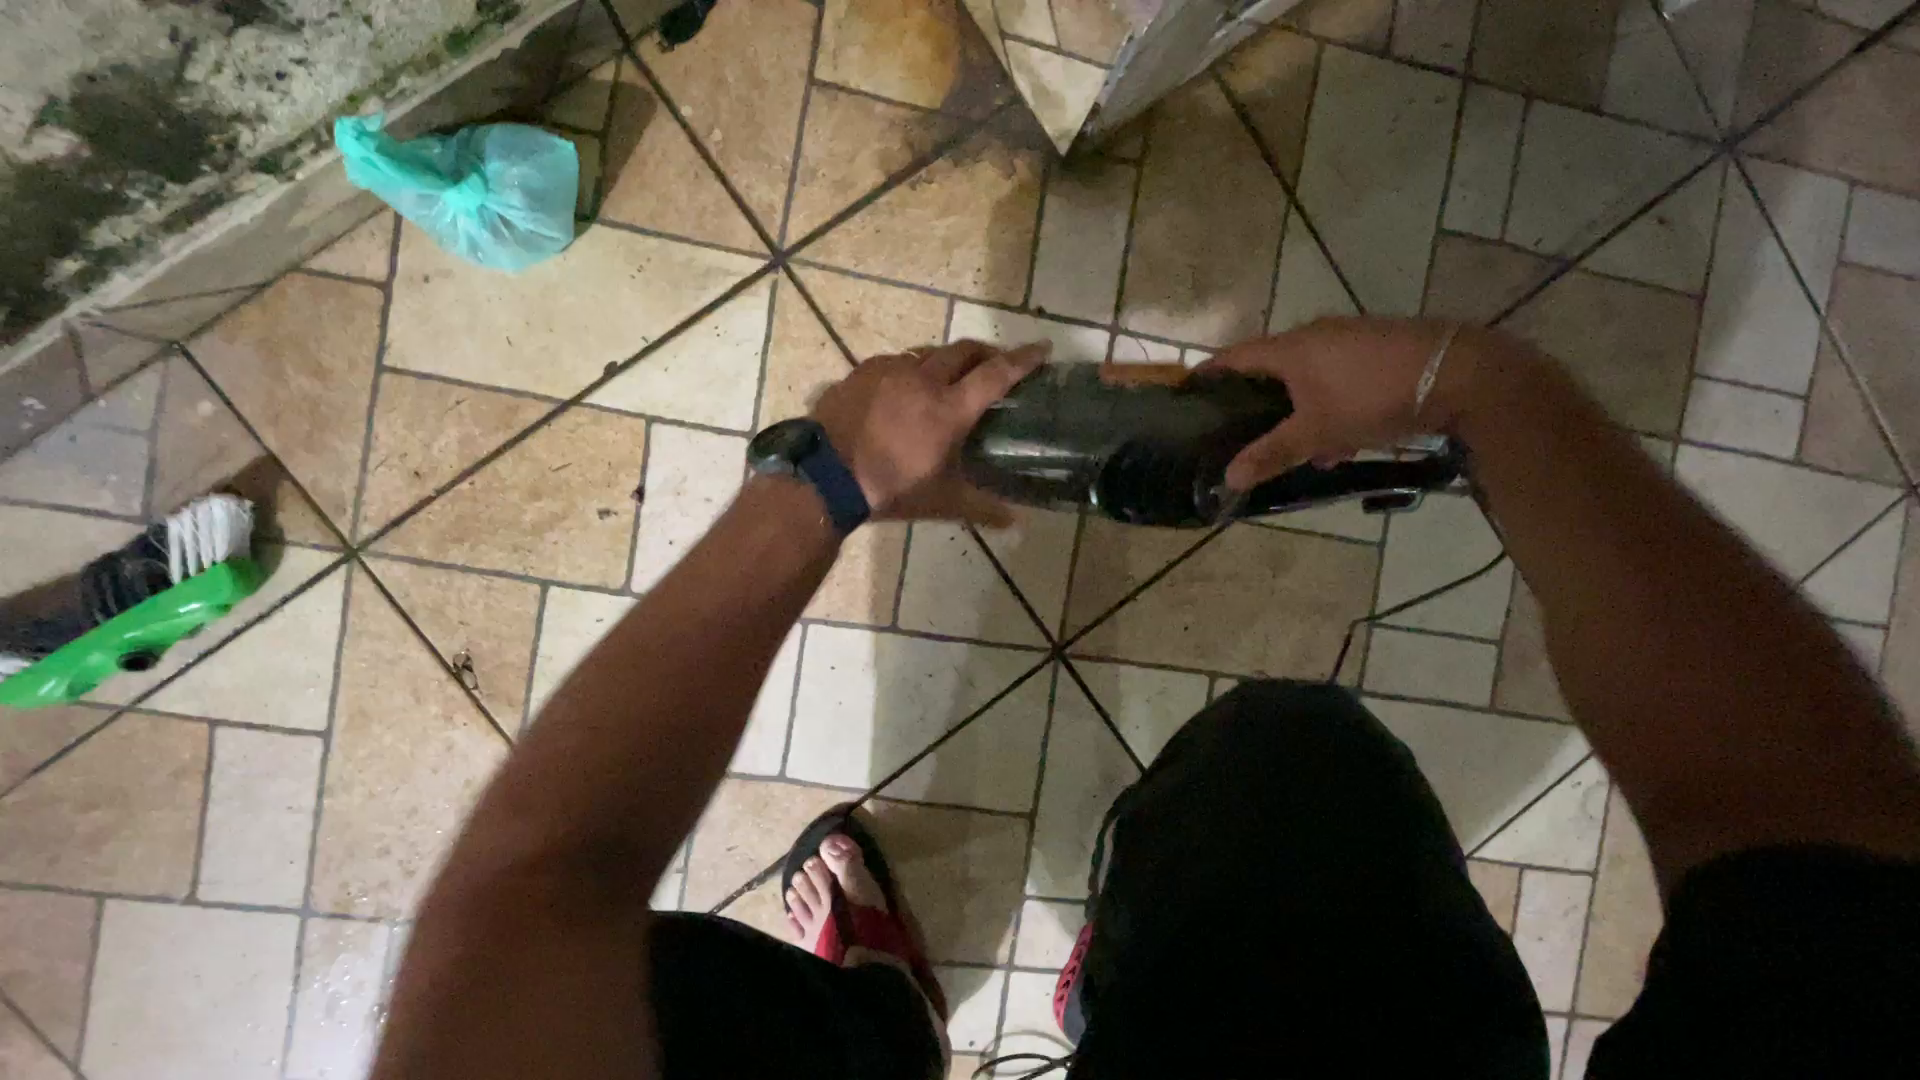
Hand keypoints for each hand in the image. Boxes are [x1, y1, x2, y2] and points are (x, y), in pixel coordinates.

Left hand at [811, 339, 1048, 524]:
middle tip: (996, 363)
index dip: (1023, 359)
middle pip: (964, 351)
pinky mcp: (861, 372)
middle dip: (986, 353)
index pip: (997, 374)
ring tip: (949, 376)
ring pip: (927, 353)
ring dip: (946, 360)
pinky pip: (895, 362)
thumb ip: (981, 507)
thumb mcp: (941, 502)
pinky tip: (904, 388)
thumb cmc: (889, 489)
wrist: (825, 478)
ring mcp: (889, 371)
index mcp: (950, 408)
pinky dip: (910, 370)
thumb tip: (1016, 522)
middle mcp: (923, 379)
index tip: (1042, 348)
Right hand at [1203, 317, 1490, 490]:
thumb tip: (1228, 479)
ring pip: (1311, 374)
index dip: (1211, 372)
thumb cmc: (1373, 397)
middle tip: (1246, 428)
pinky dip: (1331, 402)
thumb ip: (1272, 453)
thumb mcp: (1317, 432)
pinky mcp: (1382, 347)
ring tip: (1303, 446)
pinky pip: (1340, 375)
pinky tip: (1344, 437)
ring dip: (1302, 408)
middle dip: (1262, 398)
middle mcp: (1318, 333)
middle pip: (1274, 364)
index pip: (1236, 356)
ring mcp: (1353, 337)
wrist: (1463, 374)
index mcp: (1291, 348)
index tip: (1191, 389)